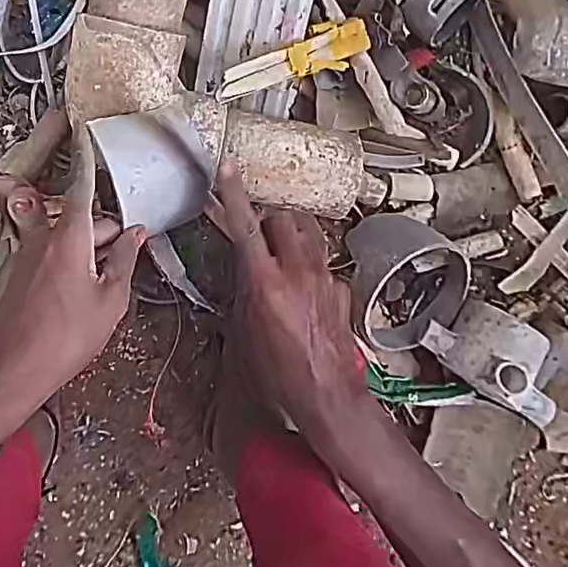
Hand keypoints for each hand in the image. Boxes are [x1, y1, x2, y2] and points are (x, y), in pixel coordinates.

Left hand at [0, 127, 146, 453]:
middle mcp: (44, 238)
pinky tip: (82, 291)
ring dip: (90, 248)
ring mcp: (28, 255)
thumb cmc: (65, 338)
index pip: (84, 187)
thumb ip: (125, 259)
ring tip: (105, 282)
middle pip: (83, 217)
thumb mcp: (110, 299)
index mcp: (69, 237)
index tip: (86, 131)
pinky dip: (72, 259)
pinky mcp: (21, 272)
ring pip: (68, 236)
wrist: (14, 371)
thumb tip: (135, 234)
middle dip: (108, 230)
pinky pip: (52, 252)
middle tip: (129, 255)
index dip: (88, 159)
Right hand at [216, 161, 369, 439]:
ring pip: (309, 231)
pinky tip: (305, 287)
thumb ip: (241, 292)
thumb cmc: (281, 375)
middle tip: (258, 236)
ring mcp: (323, 278)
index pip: (245, 226)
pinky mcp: (340, 288)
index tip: (227, 170)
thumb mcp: (244, 333)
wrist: (328, 396)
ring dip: (292, 233)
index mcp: (266, 283)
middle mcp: (298, 273)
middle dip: (268, 219)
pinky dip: (310, 263)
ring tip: (282, 251)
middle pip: (283, 218)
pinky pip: (323, 260)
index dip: (233, 193)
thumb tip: (240, 270)